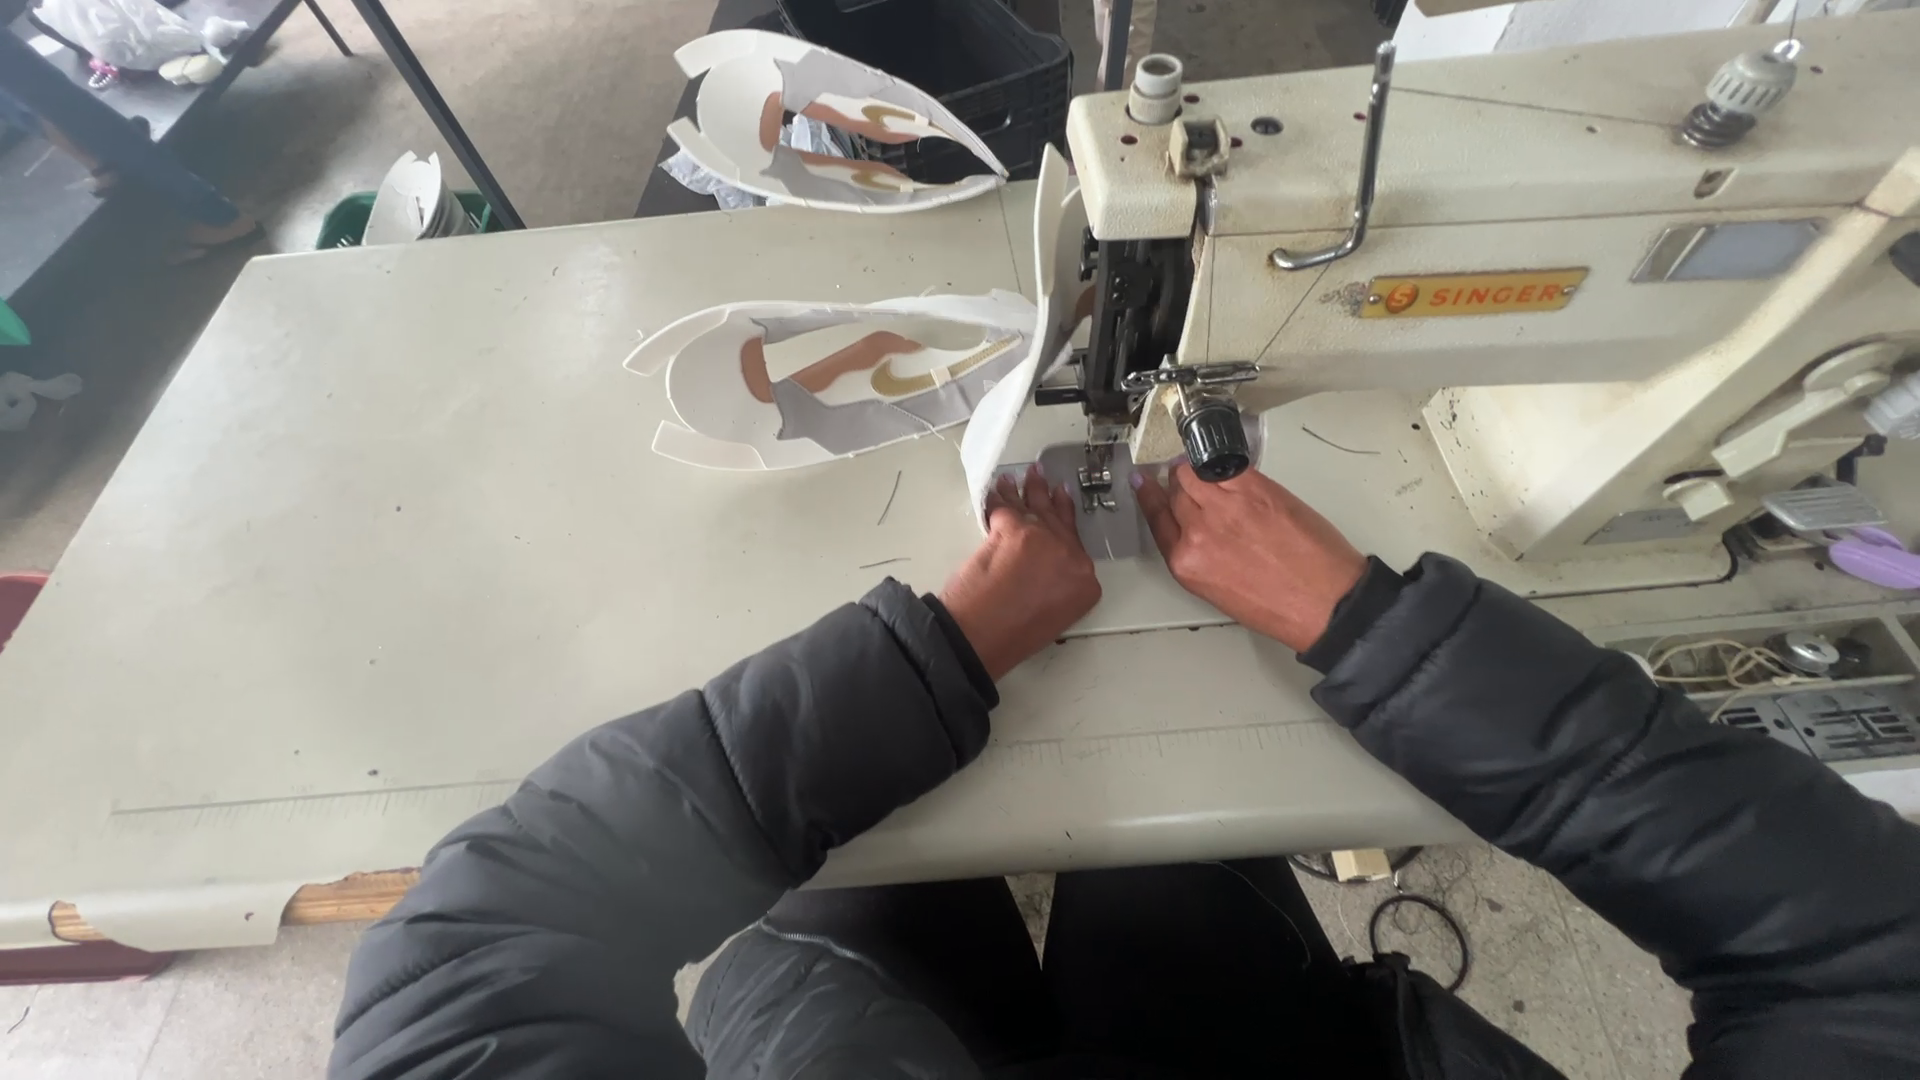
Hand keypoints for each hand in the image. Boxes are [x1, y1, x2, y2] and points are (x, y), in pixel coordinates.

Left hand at [938, 466, 1101, 680]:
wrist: (983, 634)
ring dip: (1030, 489)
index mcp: (1085, 582)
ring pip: (1037, 507)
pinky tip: (998, 489)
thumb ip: (1059, 587)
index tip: (1063, 514)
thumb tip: (1043, 572)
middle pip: (1060, 521)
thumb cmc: (1014, 635)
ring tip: (1028, 476)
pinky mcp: (1012, 528)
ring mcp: (1042, 537)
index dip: (1066, 528)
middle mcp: (1070, 555)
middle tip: (1052, 484)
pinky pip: (1005, 506)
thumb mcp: (1055, 617)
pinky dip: (999, 497)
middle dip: (1053, 500)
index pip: (1078, 549)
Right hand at [1132, 464, 1366, 651]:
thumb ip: (1196, 554)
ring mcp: (1226, 507)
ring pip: (1194, 472)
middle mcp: (1198, 532)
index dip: (1148, 494)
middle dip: (1179, 485)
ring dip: (1197, 471)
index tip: (1143, 482)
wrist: (1324, 602)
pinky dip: (1222, 467)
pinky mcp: (1254, 489)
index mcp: (1185, 562)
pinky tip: (1227, 471)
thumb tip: (1192, 524)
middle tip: (1189, 483)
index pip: (1155, 516)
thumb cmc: (1277, 604)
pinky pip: (1224, 467)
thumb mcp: (1216, 589)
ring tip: (1209, 476)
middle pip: (1175, 491)